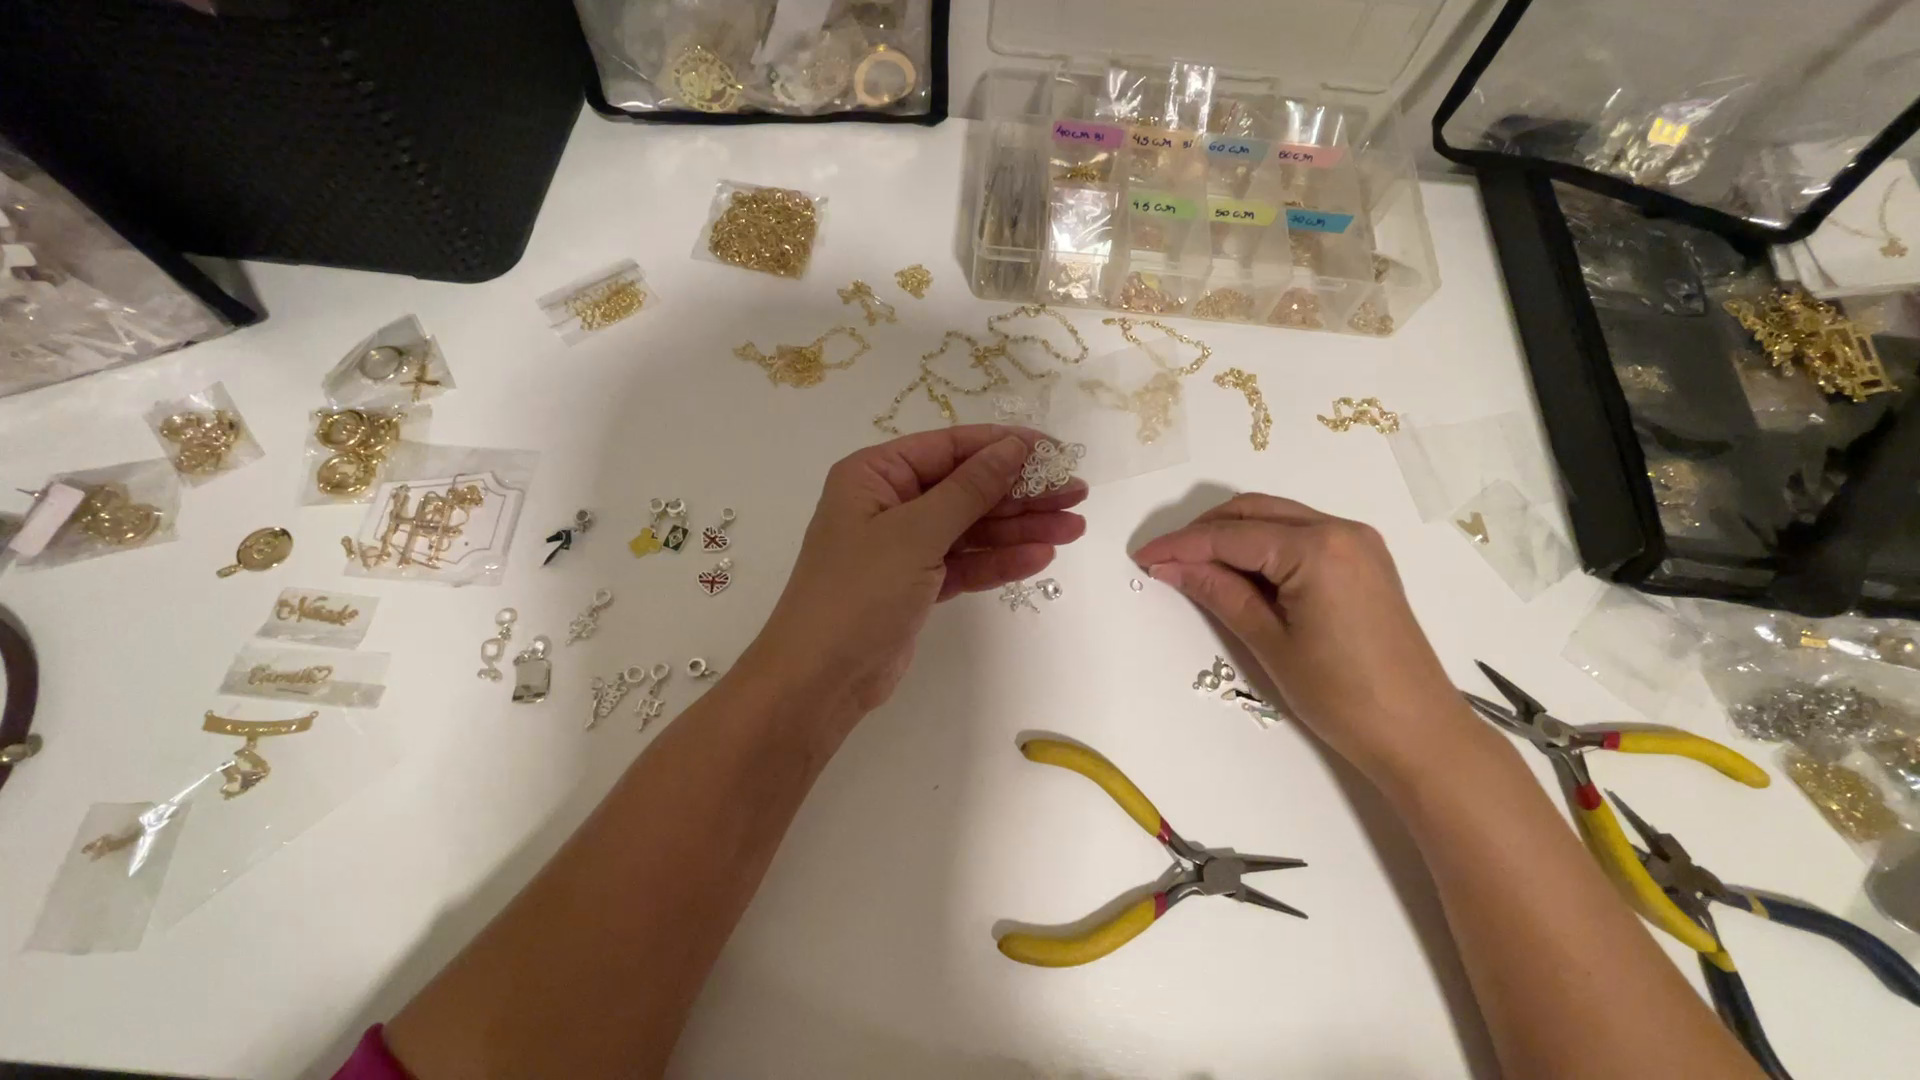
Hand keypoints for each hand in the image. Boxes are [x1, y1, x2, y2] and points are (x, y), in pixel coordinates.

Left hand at [754, 425, 1087, 715]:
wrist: (820, 679)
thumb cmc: (859, 592)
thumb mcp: (916, 533)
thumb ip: (970, 489)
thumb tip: (1014, 447)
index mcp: (875, 474)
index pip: (949, 448)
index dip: (1004, 447)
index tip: (1055, 451)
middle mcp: (888, 503)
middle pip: (966, 487)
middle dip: (1021, 491)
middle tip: (1077, 493)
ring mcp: (903, 546)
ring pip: (972, 527)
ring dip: (1020, 527)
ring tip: (1075, 527)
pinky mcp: (917, 584)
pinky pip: (966, 562)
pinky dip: (1000, 561)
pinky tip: (1040, 557)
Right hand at [1131, 494, 1474, 781]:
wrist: (1417, 731)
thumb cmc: (1340, 695)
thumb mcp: (1269, 641)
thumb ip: (1218, 592)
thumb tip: (1168, 566)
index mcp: (1317, 548)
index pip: (1232, 536)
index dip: (1181, 544)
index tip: (1142, 557)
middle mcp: (1340, 529)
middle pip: (1253, 511)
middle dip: (1204, 532)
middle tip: (1164, 562)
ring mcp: (1357, 542)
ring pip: (1276, 518)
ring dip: (1232, 536)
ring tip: (1194, 568)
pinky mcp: (1363, 559)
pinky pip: (1299, 535)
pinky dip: (1263, 546)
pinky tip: (1239, 573)